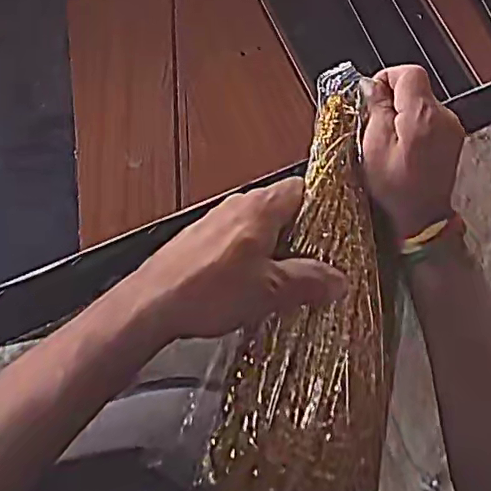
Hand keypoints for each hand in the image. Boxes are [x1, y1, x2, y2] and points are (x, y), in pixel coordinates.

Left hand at [118, 177, 347, 341]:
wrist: (152, 302)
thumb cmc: (207, 289)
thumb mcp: (270, 291)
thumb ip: (308, 281)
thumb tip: (337, 279)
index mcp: (259, 207)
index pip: (302, 188)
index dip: (322, 207)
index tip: (336, 231)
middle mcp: (237, 206)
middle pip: (281, 209)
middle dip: (300, 237)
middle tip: (316, 267)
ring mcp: (216, 221)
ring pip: (258, 227)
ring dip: (273, 250)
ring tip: (283, 284)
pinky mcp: (199, 240)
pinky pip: (236, 241)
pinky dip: (248, 259)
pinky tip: (248, 288)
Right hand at [363, 65, 464, 238]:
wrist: (422, 220)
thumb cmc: (395, 190)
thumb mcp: (372, 145)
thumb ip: (376, 109)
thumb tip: (372, 86)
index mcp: (423, 116)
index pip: (409, 72)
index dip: (386, 79)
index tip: (373, 97)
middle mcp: (444, 118)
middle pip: (415, 86)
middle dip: (392, 99)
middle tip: (376, 123)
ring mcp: (452, 128)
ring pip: (421, 102)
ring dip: (402, 113)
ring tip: (389, 140)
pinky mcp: (452, 138)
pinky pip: (429, 118)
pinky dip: (413, 125)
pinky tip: (403, 147)